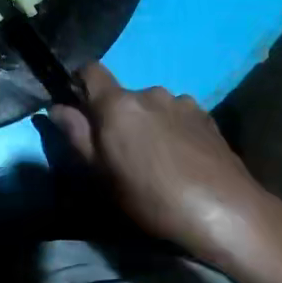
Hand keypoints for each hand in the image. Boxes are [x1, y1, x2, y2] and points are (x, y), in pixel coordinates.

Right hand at [50, 63, 281, 281]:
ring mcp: (183, 103)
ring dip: (145, 123)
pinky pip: (176, 116)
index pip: (90, 71)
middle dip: (114, 116)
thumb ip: (76, 136)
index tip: (77, 110)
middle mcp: (150, 93)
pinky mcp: (207, 117)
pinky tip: (178, 159)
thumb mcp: (100, 174)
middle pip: (121, 95)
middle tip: (117, 152)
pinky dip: (170, 129)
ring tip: (153, 158)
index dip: (78, 84)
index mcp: (117, 104)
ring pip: (151, 106)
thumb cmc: (150, 197)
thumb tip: (57, 108)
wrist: (224, 211)